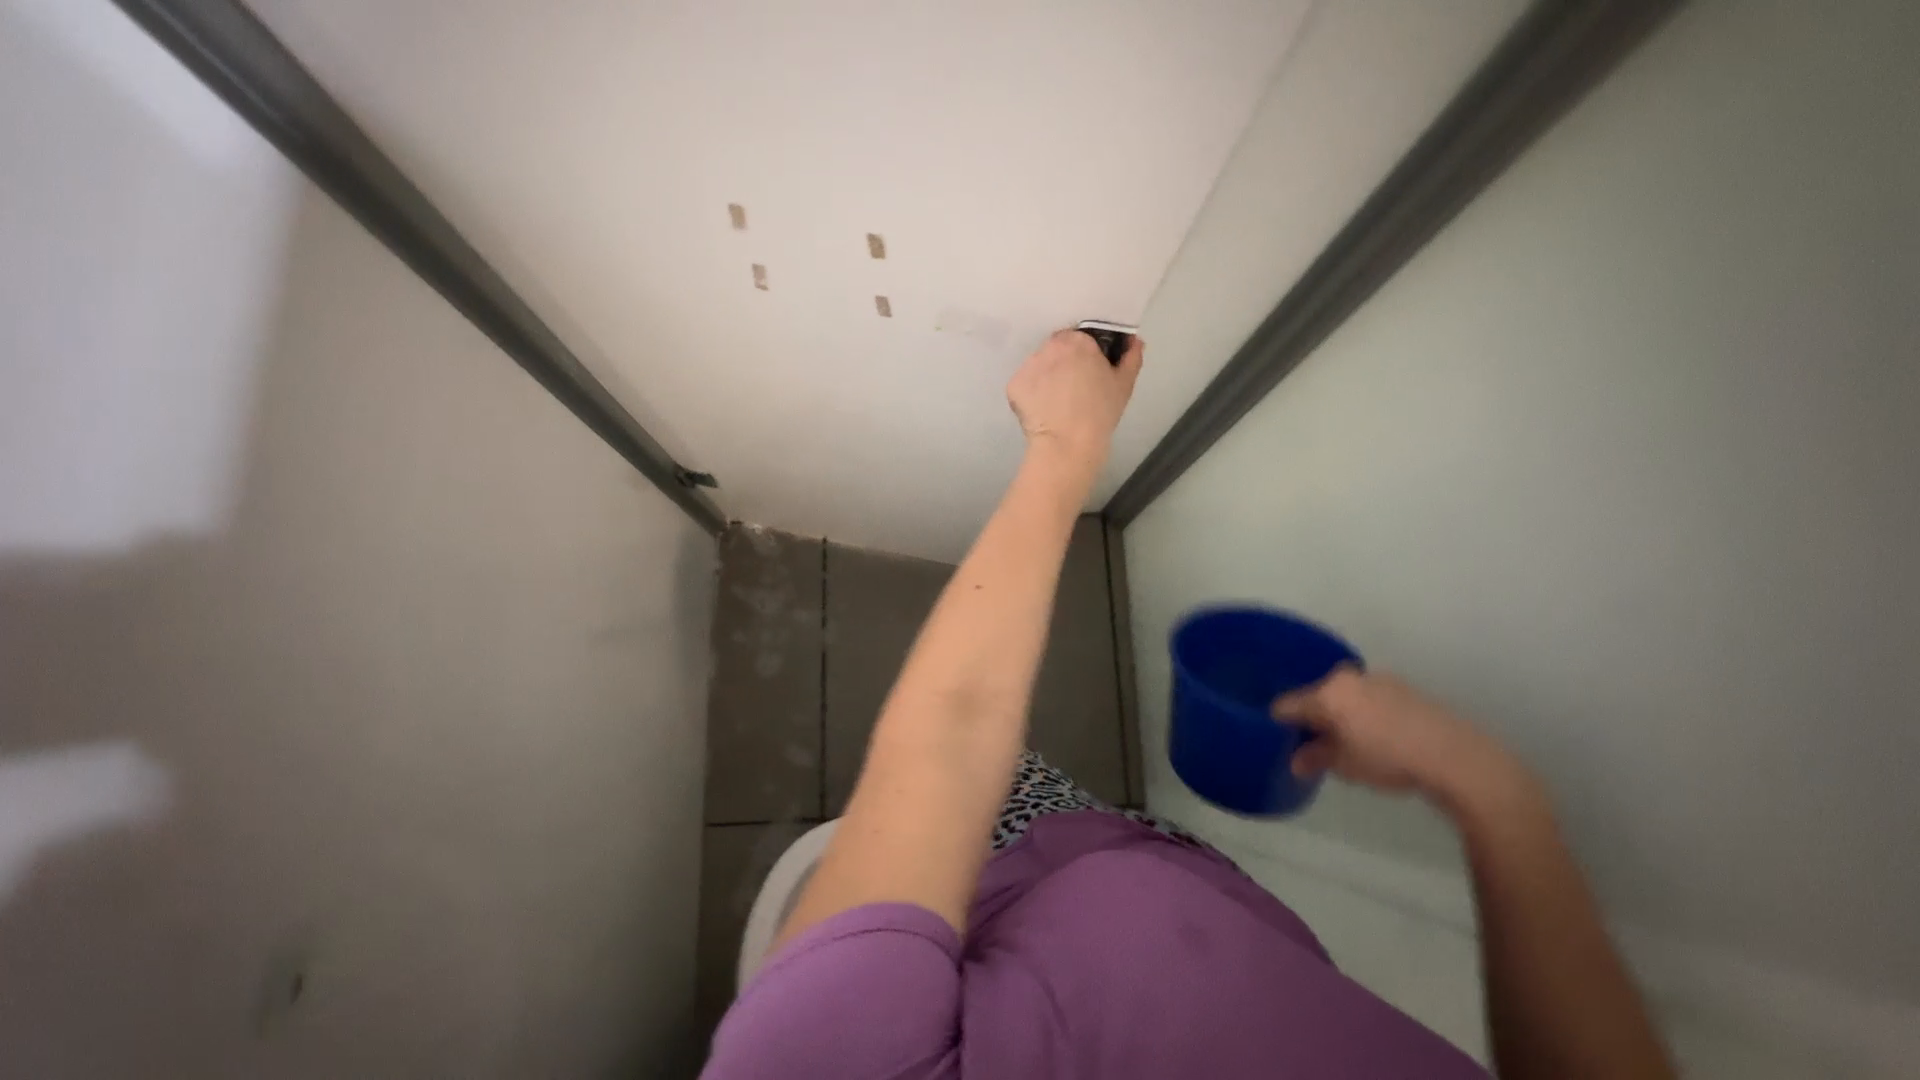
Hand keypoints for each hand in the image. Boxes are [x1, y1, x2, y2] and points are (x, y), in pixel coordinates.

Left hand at [1006, 329, 1142, 479]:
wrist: (1068, 444)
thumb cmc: (1100, 413)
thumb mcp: (1124, 383)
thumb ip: (1131, 356)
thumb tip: (1132, 340)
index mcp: (1077, 341)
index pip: (1080, 338)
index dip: (1086, 355)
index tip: (1091, 372)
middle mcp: (1049, 346)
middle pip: (1057, 349)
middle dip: (1065, 363)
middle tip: (1074, 388)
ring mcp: (1028, 365)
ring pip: (1040, 365)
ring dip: (1047, 376)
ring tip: (1057, 401)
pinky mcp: (1014, 384)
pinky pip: (1025, 384)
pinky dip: (1032, 393)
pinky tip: (1043, 409)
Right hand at [1273, 667, 1537, 815]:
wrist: (1456, 756)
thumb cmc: (1389, 759)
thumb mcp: (1345, 765)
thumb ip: (1316, 758)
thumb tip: (1297, 760)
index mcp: (1329, 692)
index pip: (1289, 705)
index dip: (1280, 723)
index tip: (1279, 740)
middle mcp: (1350, 679)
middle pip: (1318, 697)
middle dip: (1314, 719)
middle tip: (1315, 745)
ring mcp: (1380, 681)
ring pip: (1346, 697)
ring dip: (1342, 716)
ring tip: (1348, 745)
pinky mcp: (1405, 690)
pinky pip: (1370, 700)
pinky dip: (1365, 715)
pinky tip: (1377, 739)